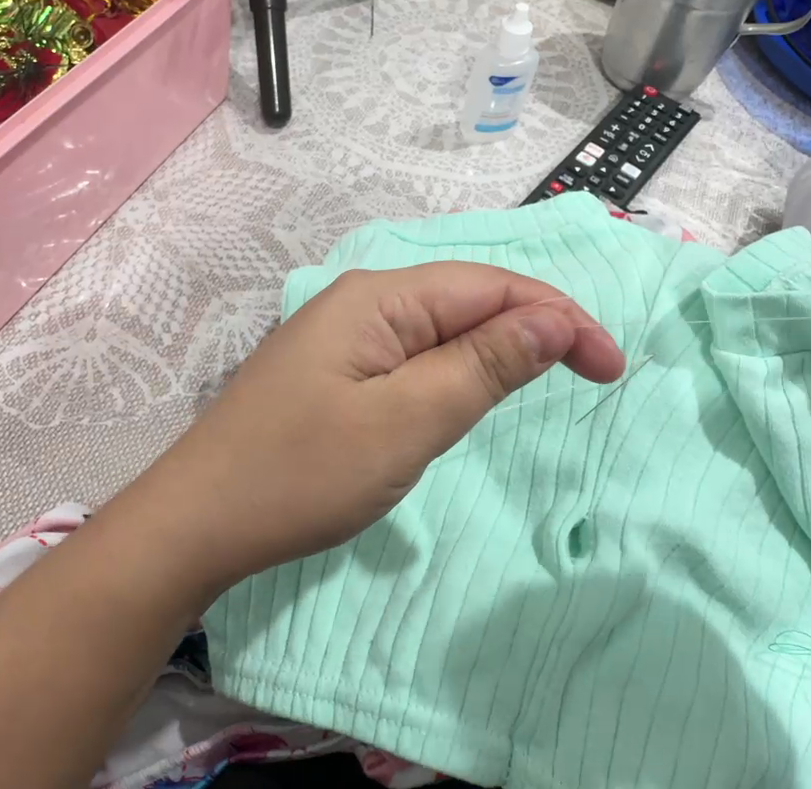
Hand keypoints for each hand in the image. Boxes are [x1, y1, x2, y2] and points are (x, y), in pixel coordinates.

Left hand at [105, 263, 625, 604]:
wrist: (197, 522)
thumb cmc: (302, 475)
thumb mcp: (406, 422)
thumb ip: (483, 365)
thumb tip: (553, 320)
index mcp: (378, 297)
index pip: (491, 287)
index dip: (559, 317)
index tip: (612, 370)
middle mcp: (361, 301)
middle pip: (467, 299)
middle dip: (536, 328)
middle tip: (594, 376)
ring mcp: (342, 336)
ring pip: (441, 328)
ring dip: (498, 348)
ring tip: (550, 377)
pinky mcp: (334, 372)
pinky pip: (412, 355)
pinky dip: (457, 370)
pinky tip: (471, 389)